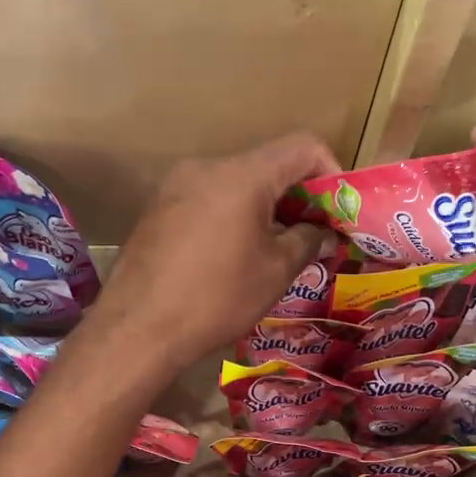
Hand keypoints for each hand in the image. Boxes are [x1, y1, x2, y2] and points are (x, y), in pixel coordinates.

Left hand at [89, 134, 337, 372]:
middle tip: (310, 237)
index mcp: (242, 174)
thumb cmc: (215, 299)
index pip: (302, 147)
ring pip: (234, 186)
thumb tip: (323, 232)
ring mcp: (174, 188)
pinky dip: (229, 220)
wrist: (138, 329)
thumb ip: (307, 242)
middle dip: (295, 197)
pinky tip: (230, 259)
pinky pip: (205, 203)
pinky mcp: (155, 212)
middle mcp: (205, 168)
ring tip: (272, 253)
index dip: (331, 173)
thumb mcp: (274, 273)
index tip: (338, 211)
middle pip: (266, 166)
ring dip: (261, 211)